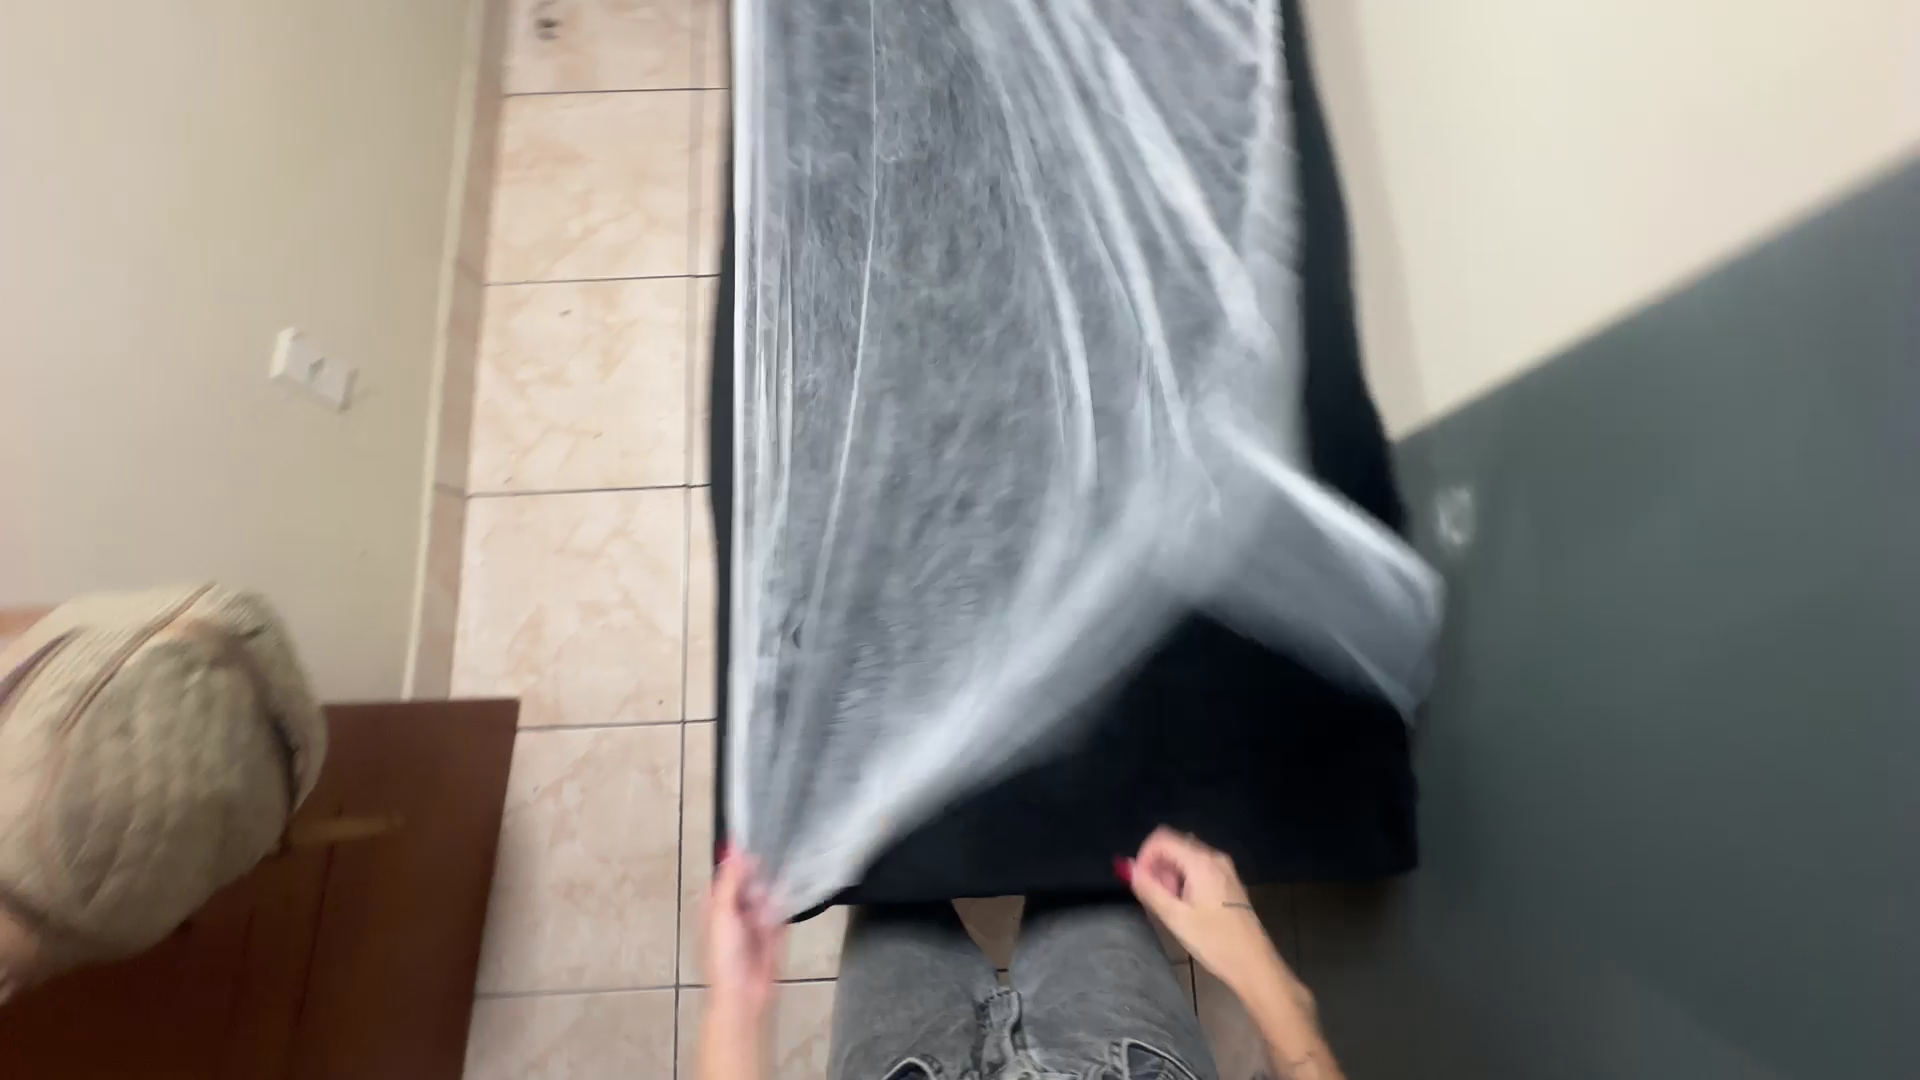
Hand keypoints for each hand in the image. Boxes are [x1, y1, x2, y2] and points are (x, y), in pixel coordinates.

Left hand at [704, 848, 785, 1021]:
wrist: (745, 994)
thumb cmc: (725, 953)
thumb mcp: (722, 912)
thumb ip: (729, 880)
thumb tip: (734, 848)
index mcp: (716, 906)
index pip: (726, 875)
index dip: (737, 861)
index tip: (751, 847)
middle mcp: (735, 910)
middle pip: (749, 881)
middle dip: (757, 881)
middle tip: (756, 891)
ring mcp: (755, 920)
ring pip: (767, 893)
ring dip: (769, 897)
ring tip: (763, 915)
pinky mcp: (775, 930)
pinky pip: (782, 910)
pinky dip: (783, 908)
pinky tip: (779, 913)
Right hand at [1121, 827, 1288, 999]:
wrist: (1256, 967)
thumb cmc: (1215, 943)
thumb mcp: (1176, 918)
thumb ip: (1149, 888)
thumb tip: (1128, 866)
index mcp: (1201, 862)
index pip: (1162, 839)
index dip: (1144, 856)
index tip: (1139, 881)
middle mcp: (1214, 857)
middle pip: (1174, 845)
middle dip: (1157, 867)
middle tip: (1156, 898)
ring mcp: (1224, 868)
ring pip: (1185, 857)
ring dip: (1170, 875)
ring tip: (1171, 905)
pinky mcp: (1228, 880)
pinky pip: (1198, 867)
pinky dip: (1184, 879)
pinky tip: (1186, 906)